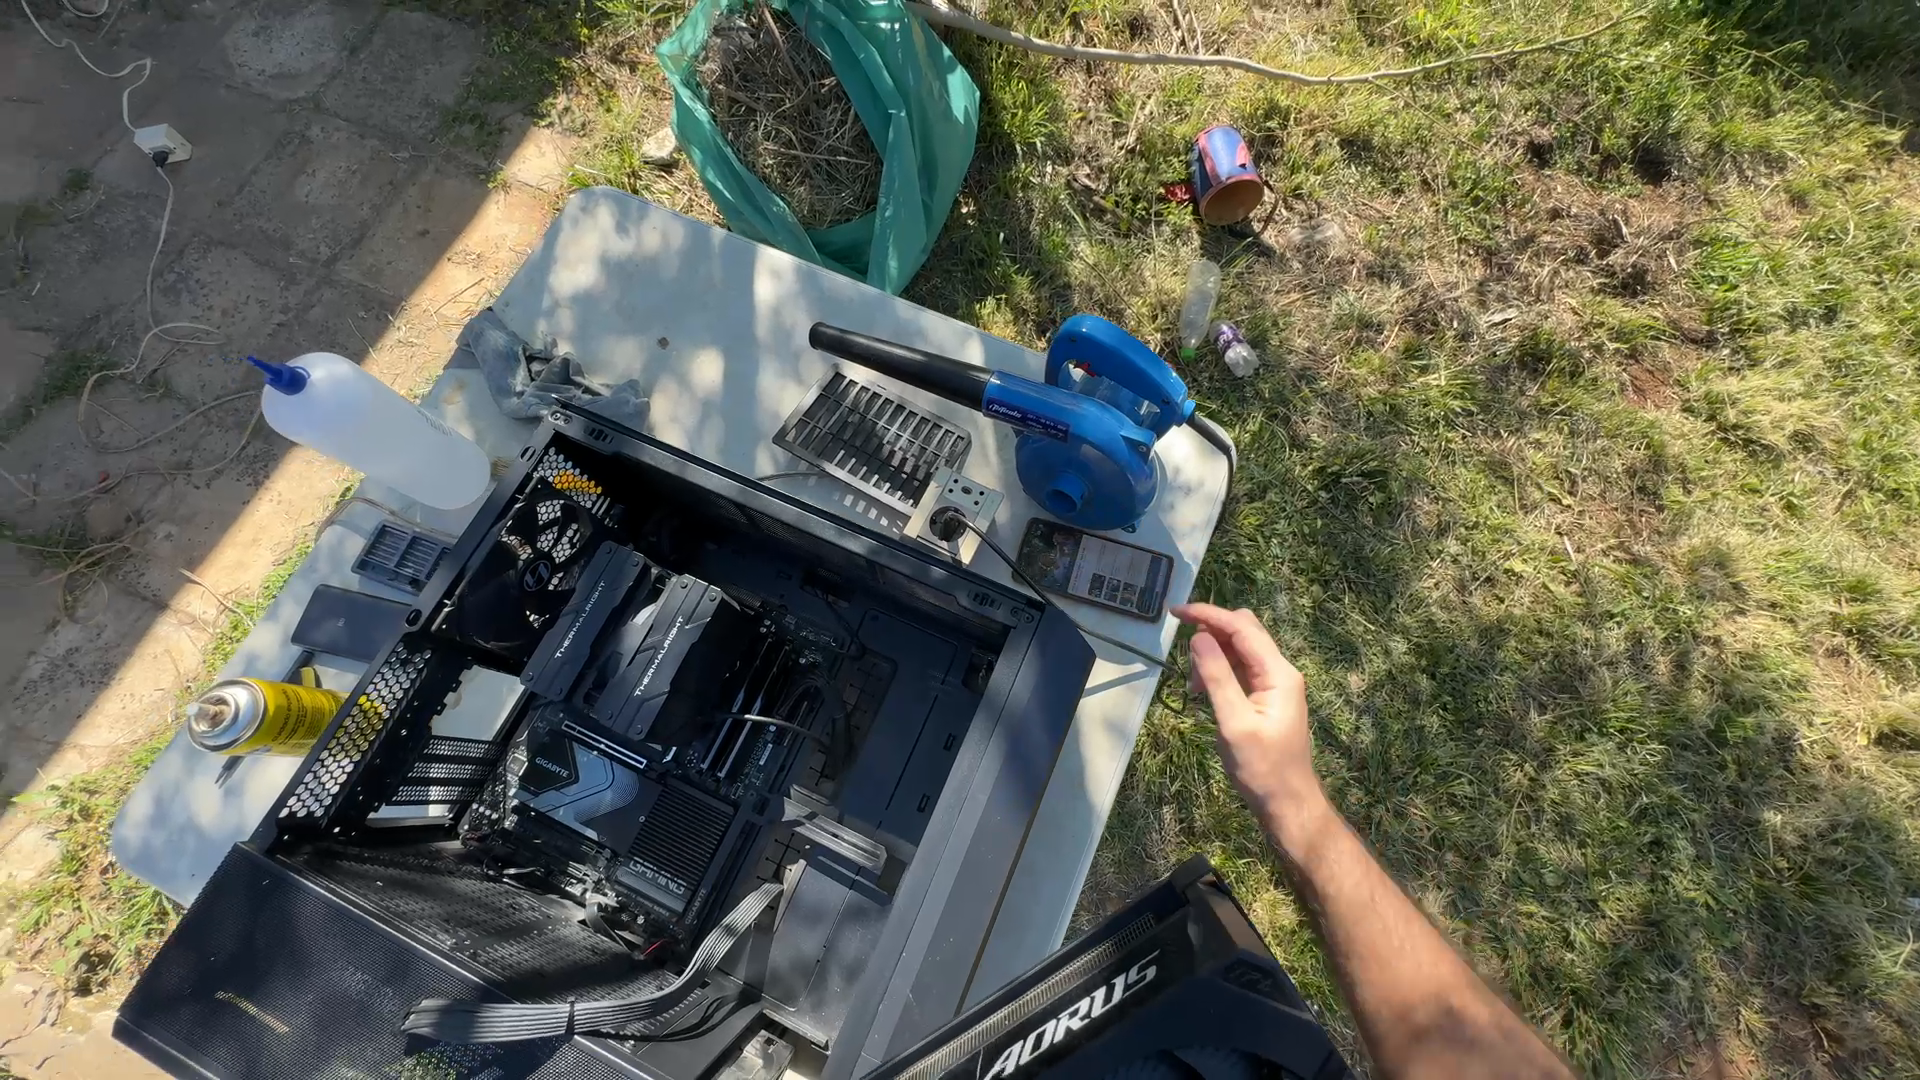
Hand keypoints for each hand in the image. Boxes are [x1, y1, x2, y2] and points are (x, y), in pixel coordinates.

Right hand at [1171, 604, 1328, 839]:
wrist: (1287, 803)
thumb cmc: (1262, 767)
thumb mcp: (1234, 722)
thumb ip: (1217, 677)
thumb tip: (1199, 637)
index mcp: (1279, 673)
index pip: (1241, 628)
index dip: (1208, 615)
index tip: (1176, 613)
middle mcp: (1279, 671)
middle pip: (1243, 630)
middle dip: (1211, 630)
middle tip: (1182, 648)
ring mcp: (1273, 683)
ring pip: (1239, 648)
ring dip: (1212, 653)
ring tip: (1193, 683)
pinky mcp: (1264, 695)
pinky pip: (1238, 667)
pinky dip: (1217, 668)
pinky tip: (1202, 689)